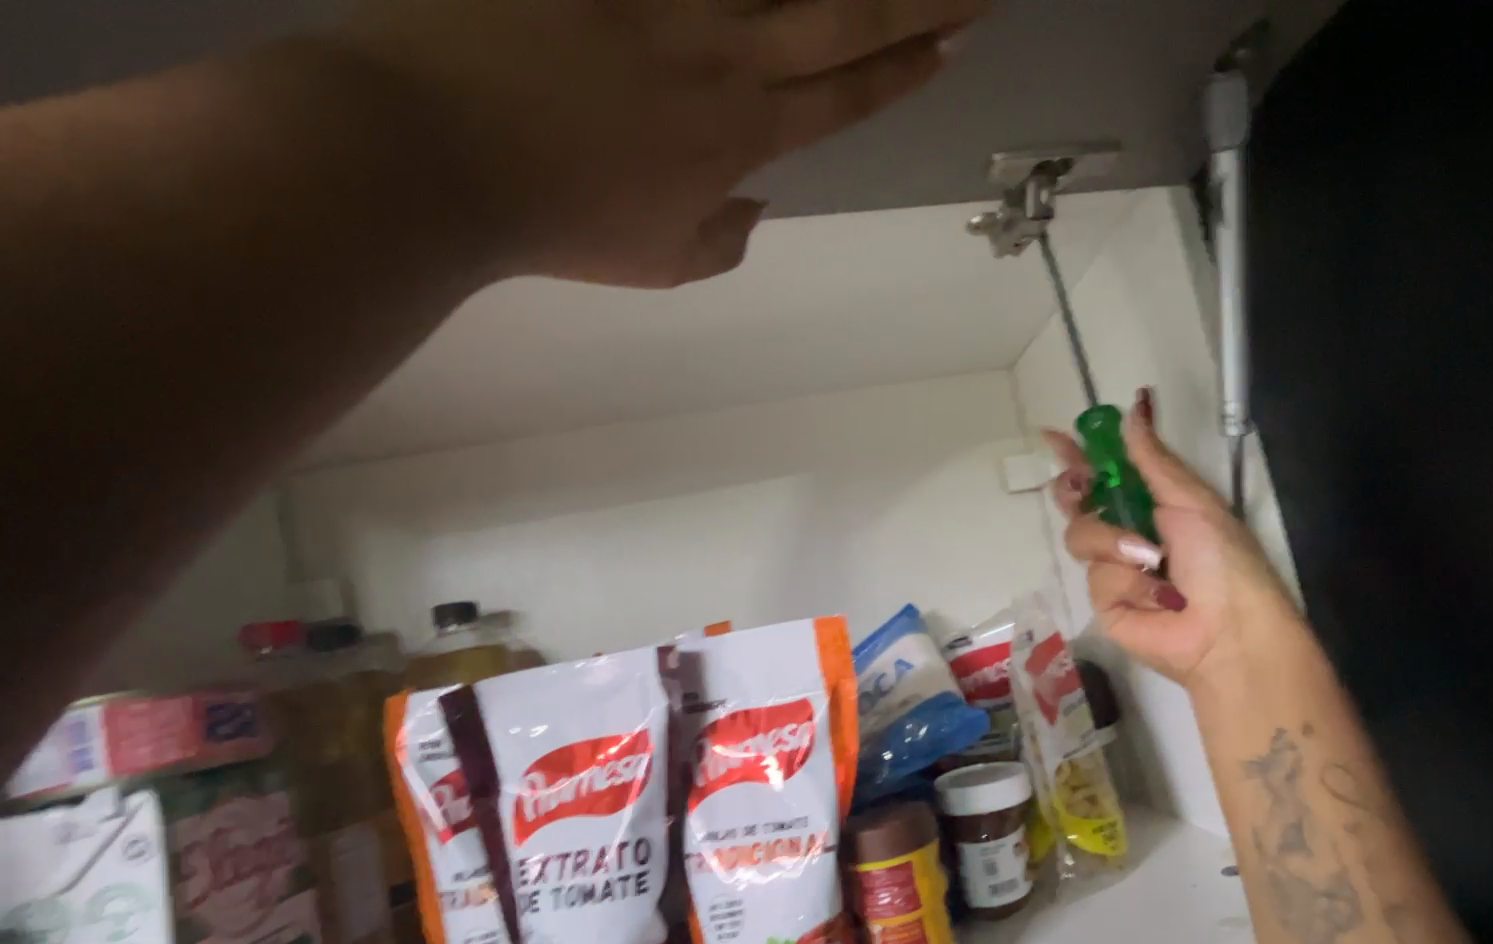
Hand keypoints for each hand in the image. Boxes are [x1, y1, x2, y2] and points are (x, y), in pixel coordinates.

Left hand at [328, 0, 983, 286]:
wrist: (430, 157)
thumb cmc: (556, 224)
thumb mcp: (659, 261)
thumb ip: (723, 237)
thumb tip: (757, 205)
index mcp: (741, 134)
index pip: (846, 96)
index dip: (904, 69)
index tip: (953, 40)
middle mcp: (720, 54)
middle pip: (839, 17)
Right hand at [1044, 388, 1300, 688]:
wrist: (1228, 629)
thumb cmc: (1222, 559)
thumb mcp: (1191, 500)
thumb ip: (1153, 460)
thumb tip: (1135, 409)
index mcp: (1153, 504)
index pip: (1107, 473)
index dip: (1079, 455)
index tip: (1054, 437)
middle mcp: (1127, 533)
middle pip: (1079, 502)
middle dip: (1075, 490)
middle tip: (1082, 487)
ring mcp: (1113, 568)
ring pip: (1081, 534)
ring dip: (1112, 540)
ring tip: (1150, 559)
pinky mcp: (1104, 601)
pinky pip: (1095, 573)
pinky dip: (1124, 577)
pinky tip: (1153, 592)